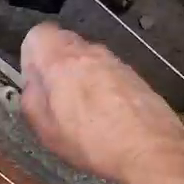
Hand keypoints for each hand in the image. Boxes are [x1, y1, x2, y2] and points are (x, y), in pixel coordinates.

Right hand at [20, 23, 183, 183]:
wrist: (151, 150)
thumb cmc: (91, 142)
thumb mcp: (45, 130)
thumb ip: (31, 100)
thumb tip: (33, 85)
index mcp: (60, 61)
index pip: (38, 34)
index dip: (31, 56)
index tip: (36, 81)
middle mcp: (88, 52)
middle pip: (63, 44)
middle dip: (56, 65)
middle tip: (58, 99)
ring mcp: (115, 61)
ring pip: (87, 58)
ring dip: (81, 76)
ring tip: (85, 112)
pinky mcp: (135, 74)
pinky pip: (108, 72)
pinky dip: (103, 86)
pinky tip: (108, 115)